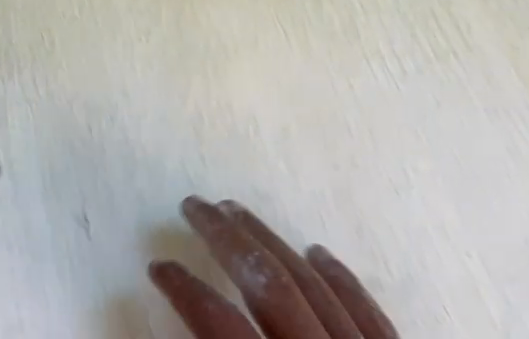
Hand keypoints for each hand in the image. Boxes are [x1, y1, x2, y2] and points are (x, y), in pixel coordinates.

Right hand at [150, 197, 399, 338]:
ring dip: (270, 243)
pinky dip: (341, 279)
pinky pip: (370, 314)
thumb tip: (172, 321)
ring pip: (314, 287)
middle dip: (225, 240)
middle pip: (269, 286)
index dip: (184, 290)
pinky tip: (316, 250)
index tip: (157, 265)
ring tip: (236, 210)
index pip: (221, 323)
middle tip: (193, 204)